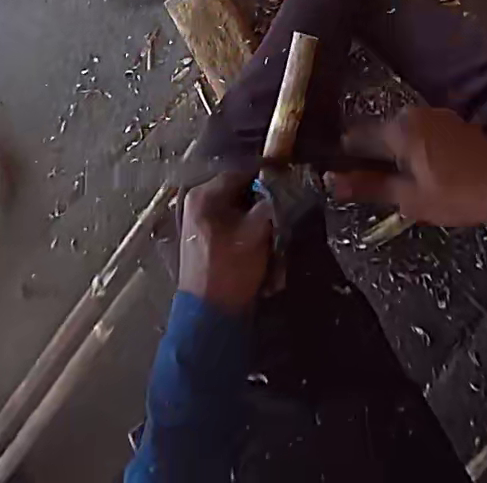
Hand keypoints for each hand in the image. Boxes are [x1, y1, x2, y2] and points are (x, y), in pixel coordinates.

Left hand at [178, 171, 274, 314]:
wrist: (209, 316)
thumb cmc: (231, 270)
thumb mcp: (256, 233)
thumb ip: (270, 203)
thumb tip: (286, 182)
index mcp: (204, 194)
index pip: (241, 171)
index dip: (267, 177)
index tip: (289, 184)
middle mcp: (197, 201)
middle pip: (240, 191)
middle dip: (263, 207)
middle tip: (282, 221)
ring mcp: (199, 220)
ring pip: (239, 211)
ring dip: (259, 226)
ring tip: (272, 247)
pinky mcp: (206, 238)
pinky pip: (232, 227)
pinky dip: (249, 237)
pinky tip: (262, 258)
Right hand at [325, 106, 486, 226]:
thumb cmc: (456, 196)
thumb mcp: (409, 198)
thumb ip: (367, 186)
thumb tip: (330, 181)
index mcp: (398, 129)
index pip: (357, 135)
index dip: (348, 154)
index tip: (347, 171)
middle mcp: (413, 113)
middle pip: (381, 131)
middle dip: (377, 153)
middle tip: (383, 180)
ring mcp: (436, 114)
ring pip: (403, 130)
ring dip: (399, 148)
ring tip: (406, 175)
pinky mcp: (453, 120)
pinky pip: (423, 129)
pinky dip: (419, 144)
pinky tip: (428, 166)